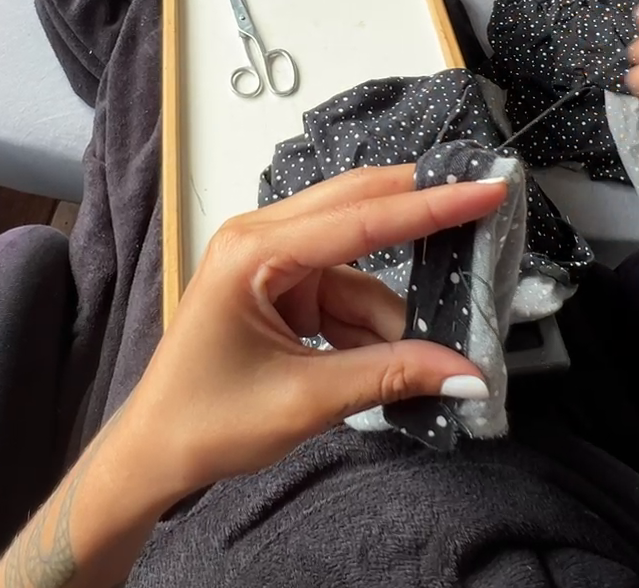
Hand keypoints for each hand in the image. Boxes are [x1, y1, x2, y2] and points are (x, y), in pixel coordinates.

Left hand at [107, 166, 503, 503]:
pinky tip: (387, 361)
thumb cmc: (206, 421)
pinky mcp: (284, 283)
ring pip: (360, 266)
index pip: (359, 218)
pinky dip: (372, 325)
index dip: (430, 205)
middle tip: (484, 206)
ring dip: (392, 312)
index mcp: (254, 251)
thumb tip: (468, 372)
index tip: (484, 188)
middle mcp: (262, 238)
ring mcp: (273, 259)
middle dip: (420, 214)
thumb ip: (389, 375)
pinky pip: (346, 292)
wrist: (154, 450)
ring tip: (426, 362)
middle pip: (359, 208)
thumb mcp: (304, 400)